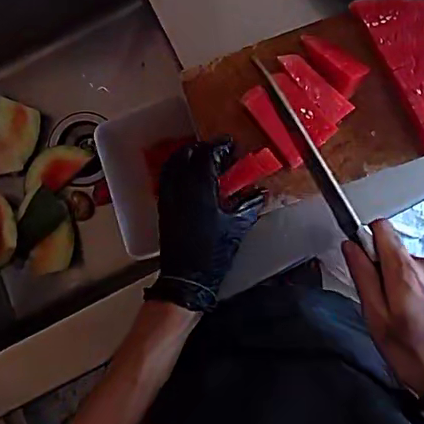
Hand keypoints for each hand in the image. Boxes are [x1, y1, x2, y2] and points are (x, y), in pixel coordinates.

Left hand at [145, 138, 262, 312]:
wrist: (187, 278)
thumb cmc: (213, 252)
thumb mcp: (237, 226)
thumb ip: (249, 204)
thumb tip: (261, 192)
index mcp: (200, 188)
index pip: (206, 154)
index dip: (219, 146)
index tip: (231, 145)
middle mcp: (180, 187)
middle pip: (187, 154)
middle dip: (204, 148)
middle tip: (221, 153)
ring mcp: (168, 196)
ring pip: (174, 163)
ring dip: (189, 156)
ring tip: (206, 161)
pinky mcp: (163, 205)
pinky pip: (168, 177)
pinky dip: (179, 169)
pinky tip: (193, 178)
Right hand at [342, 218, 423, 395]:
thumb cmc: (418, 358)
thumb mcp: (376, 319)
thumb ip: (362, 276)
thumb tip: (351, 248)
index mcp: (404, 270)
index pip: (381, 227)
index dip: (367, 240)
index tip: (364, 261)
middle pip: (396, 250)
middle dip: (385, 271)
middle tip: (385, 306)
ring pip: (412, 267)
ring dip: (405, 284)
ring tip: (407, 319)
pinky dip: (422, 293)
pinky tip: (423, 321)